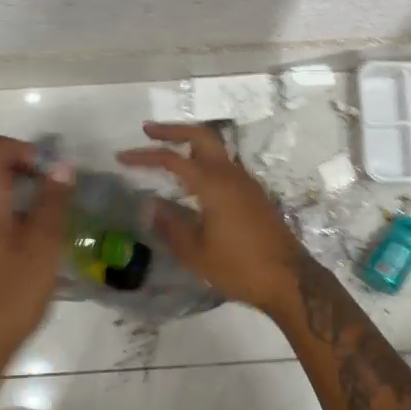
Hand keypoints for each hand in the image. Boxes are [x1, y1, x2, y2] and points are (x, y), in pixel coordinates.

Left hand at [0, 136, 73, 380]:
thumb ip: (53, 200)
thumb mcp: (43, 245)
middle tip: (56, 200)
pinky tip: (26, 248)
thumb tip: (61, 165)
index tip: (51, 174)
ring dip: (18, 197)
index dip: (26, 149)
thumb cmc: (10, 294)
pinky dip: (5, 216)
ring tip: (46, 225)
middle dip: (27, 173)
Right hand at [117, 122, 305, 313]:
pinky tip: (192, 183)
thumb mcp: (196, 253)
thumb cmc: (239, 267)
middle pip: (202, 136)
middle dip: (174, 130)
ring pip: (217, 149)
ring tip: (167, 154)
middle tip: (149, 131)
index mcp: (214, 184)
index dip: (145, 156)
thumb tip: (152, 205)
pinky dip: (204, 163)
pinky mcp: (254, 195)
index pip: (173, 159)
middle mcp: (232, 175)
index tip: (122, 157)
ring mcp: (247, 183)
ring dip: (191, 144)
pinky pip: (225, 167)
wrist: (288, 279)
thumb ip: (171, 225)